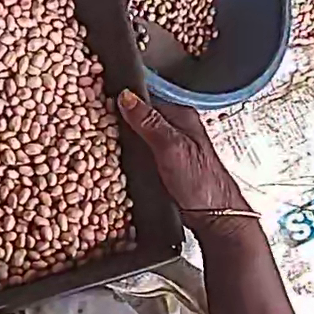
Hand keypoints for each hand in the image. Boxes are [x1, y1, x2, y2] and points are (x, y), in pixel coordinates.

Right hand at [117, 89, 252, 231]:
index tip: (103, 107)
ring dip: (126, 145)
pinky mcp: (167, 170)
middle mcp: (178, 132)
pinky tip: (123, 167)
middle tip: (99, 130)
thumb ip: (148, 121)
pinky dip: (133, 161)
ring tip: (106, 148)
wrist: (213, 216)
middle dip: (123, 126)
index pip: (147, 100)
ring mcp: (172, 152)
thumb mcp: (170, 146)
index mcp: (182, 118)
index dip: (125, 104)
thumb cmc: (200, 183)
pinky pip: (144, 159)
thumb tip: (127, 97)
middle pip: (143, 121)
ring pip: (142, 141)